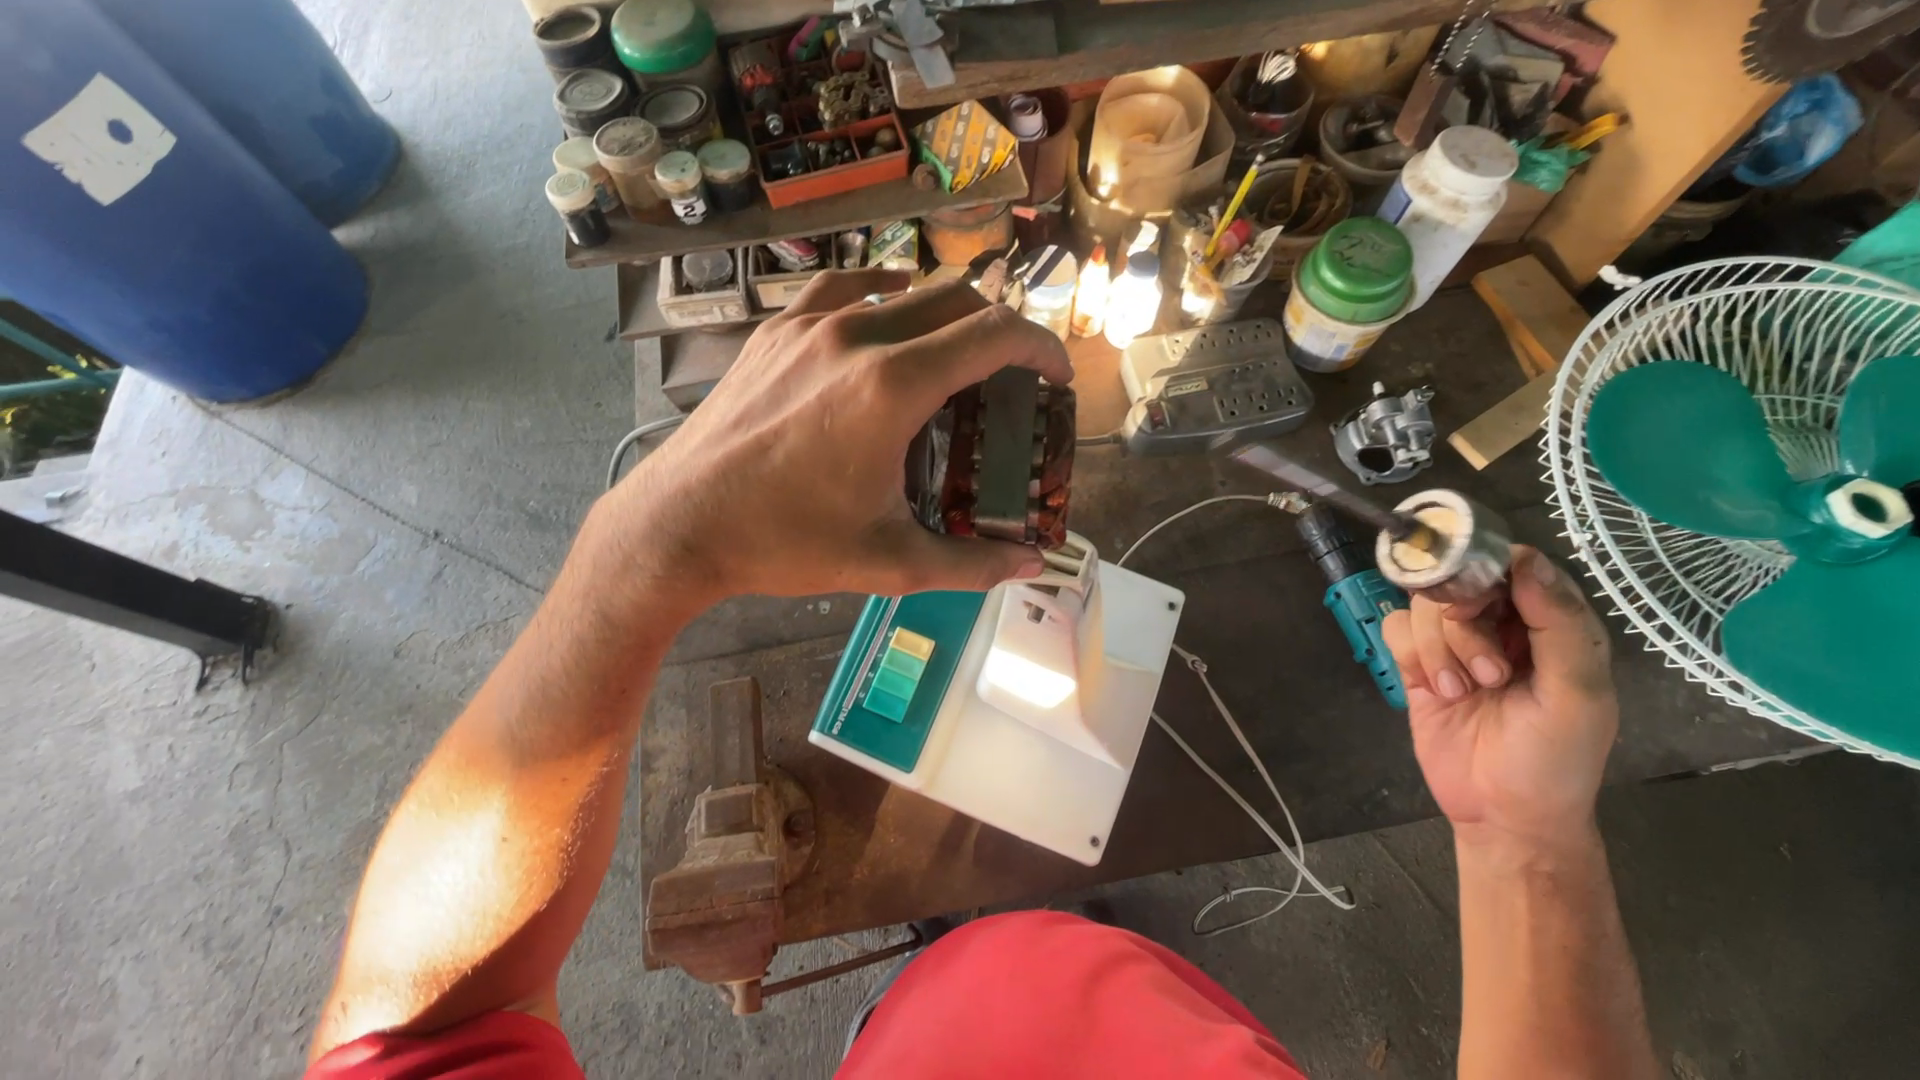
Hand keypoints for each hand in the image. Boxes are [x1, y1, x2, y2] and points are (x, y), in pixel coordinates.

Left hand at [594, 268, 1073, 605]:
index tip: (1054, 376)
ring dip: (946, 313)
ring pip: (903, 291)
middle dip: (999, 331)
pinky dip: (882, 292)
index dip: (1041, 347)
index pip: (995, 334)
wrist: (680, 525)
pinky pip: (843, 289)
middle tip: (1010, 376)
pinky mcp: (774, 332)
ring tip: (955, 352)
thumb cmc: (785, 545)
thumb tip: (1029, 564)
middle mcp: (858, 338)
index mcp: (893, 388)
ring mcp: (809, 327)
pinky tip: (888, 304)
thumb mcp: (889, 561)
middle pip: (957, 301)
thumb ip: (971, 563)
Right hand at [1382, 546, 1618, 846]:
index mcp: (1553, 624)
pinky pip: (1396, 629)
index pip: (1518, 565)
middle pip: (1461, 579)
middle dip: (1464, 621)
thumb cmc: (1555, 758)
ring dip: (1440, 647)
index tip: (1480, 603)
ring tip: (1465, 690)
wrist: (1503, 813)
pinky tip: (1437, 689)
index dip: (1492, 572)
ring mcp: (1455, 644)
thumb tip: (1526, 561)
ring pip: (1424, 604)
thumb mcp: (1577, 694)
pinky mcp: (1419, 665)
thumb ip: (1559, 625)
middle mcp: (1502, 625)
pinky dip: (1413, 655)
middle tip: (1485, 667)